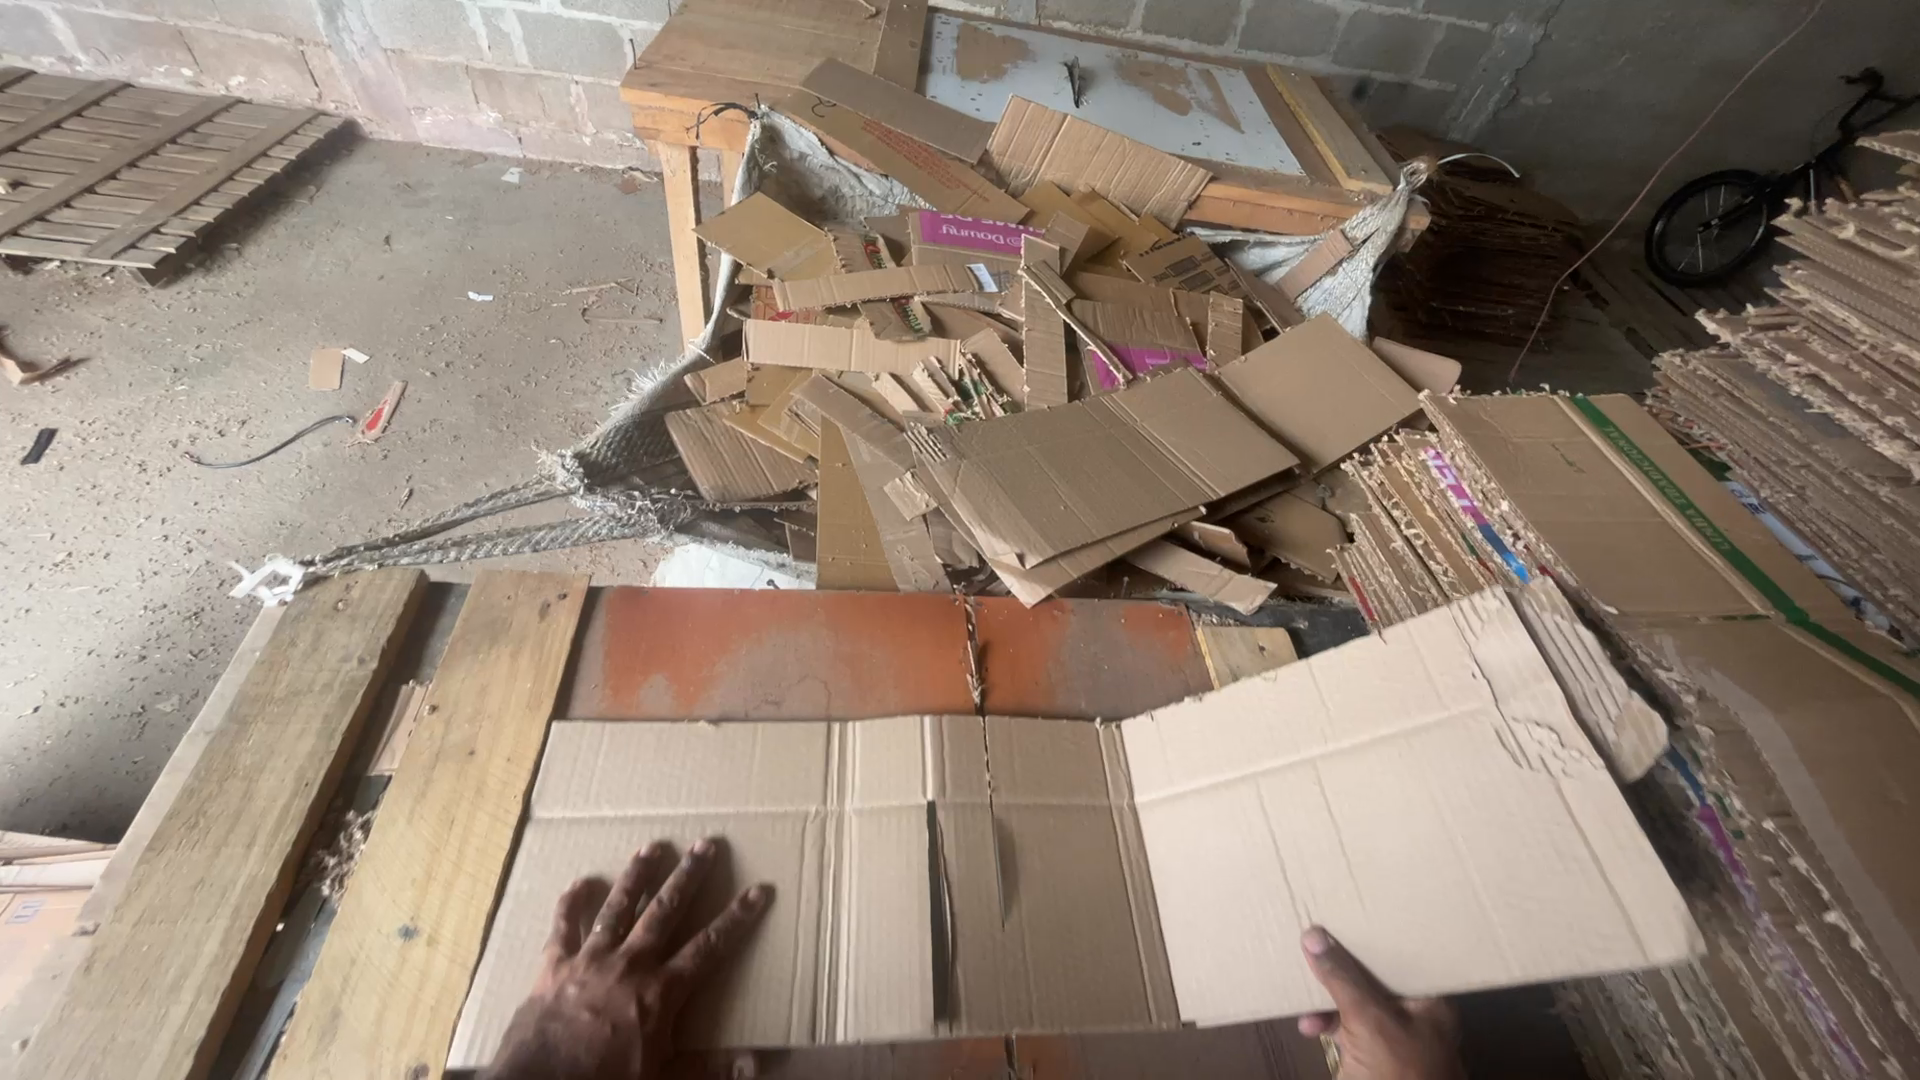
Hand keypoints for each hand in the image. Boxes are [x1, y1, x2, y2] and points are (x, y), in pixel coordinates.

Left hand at [483, 838, 773, 1079]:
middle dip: (689, 875)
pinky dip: (571, 904)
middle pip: (666, 910)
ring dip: (638, 875)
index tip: (759, 889)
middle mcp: (630, 964)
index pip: (709, 946)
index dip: (737, 918)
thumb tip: (755, 1065)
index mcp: (660, 991)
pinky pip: (563, 928)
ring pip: (620, 906)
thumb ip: (708, 1068)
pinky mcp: (554, 967)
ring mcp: (591, 960)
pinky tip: (581, 882)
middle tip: (707, 844)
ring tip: (653, 846)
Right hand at [1298, 926, 1463, 1079]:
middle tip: (1313, 940)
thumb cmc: (1399, 1074)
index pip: (1401, 954)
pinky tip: (1308, 1025)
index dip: (1373, 934)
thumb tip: (1312, 934)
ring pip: (1355, 999)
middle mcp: (1414, 1014)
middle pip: (1373, 974)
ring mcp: (1393, 1036)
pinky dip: (1325, 1022)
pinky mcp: (1372, 1055)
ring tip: (1301, 987)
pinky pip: (1345, 1025)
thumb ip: (1341, 977)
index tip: (1343, 913)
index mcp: (1429, 1002)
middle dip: (1340, 962)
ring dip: (1326, 994)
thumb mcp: (1368, 1020)